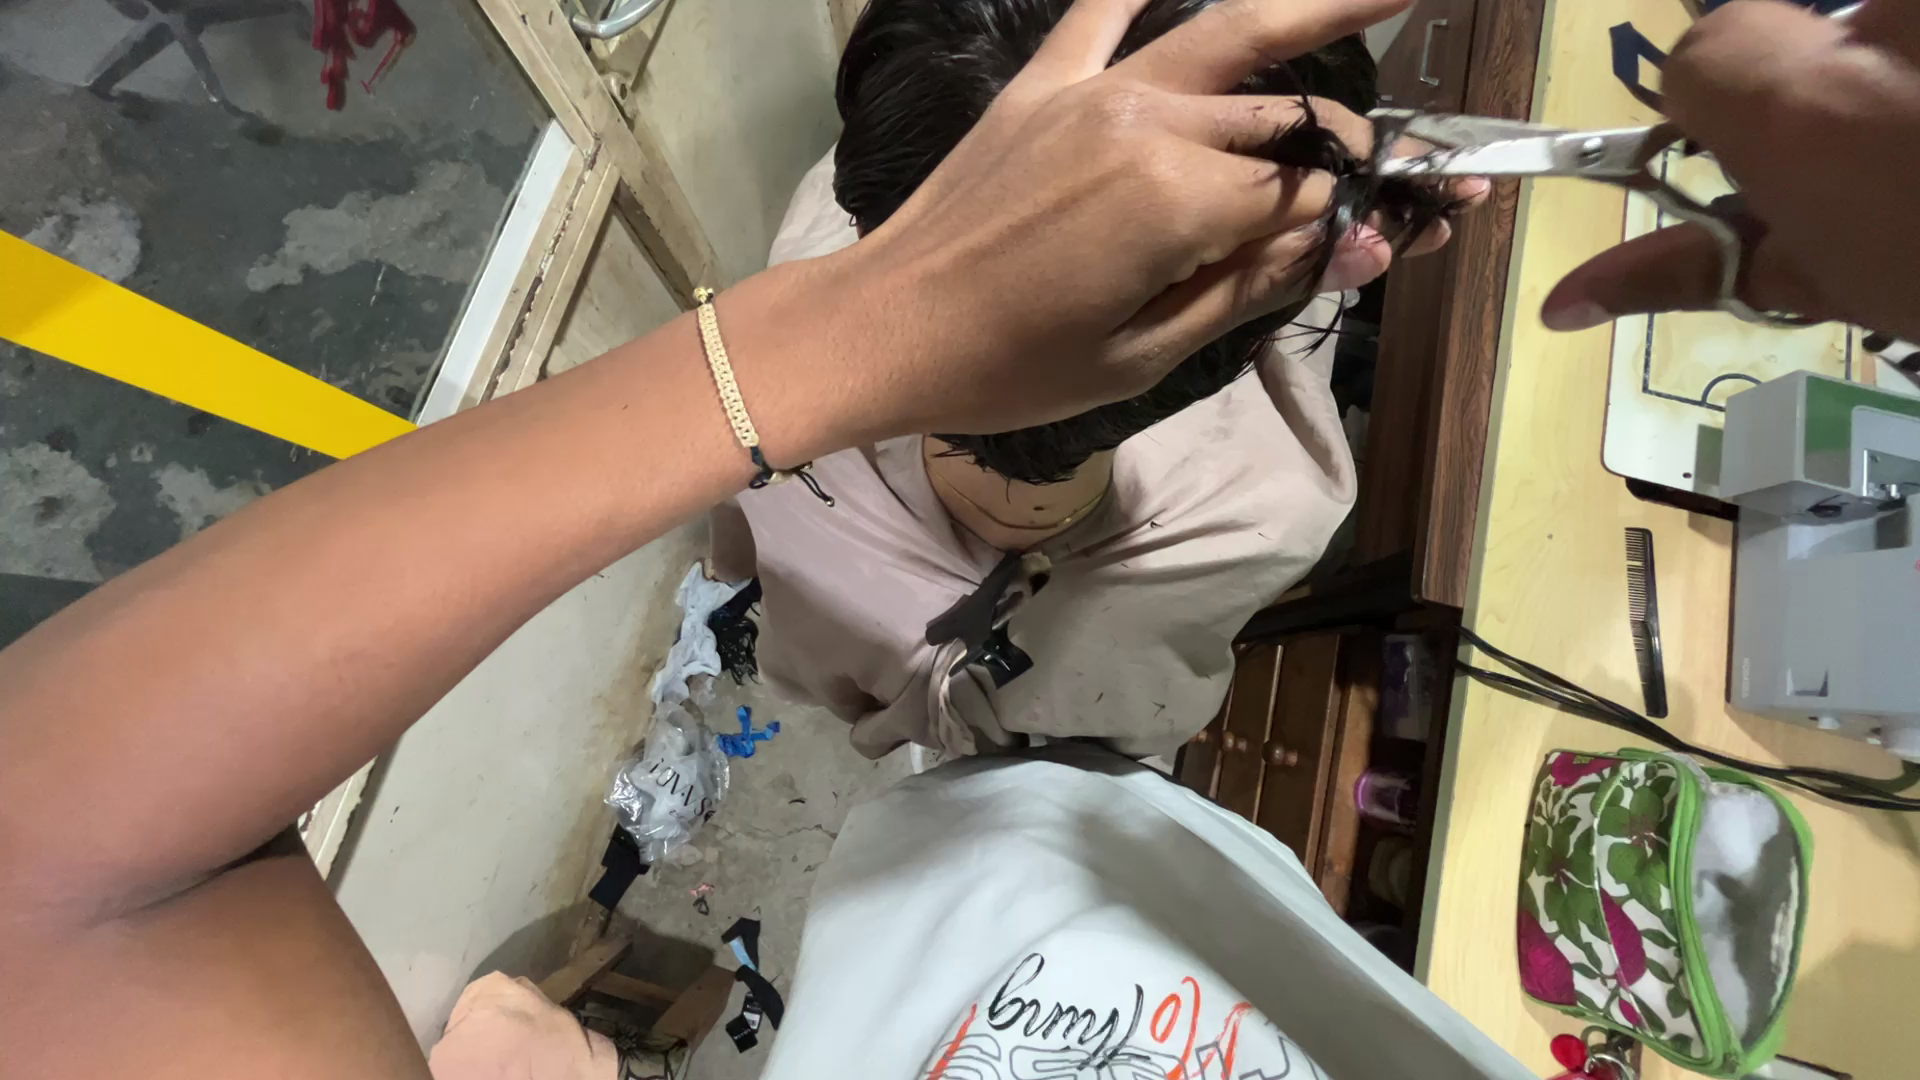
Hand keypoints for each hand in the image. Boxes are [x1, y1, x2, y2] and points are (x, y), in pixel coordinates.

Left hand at [740, 0, 1452, 448]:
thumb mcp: (1136, 359)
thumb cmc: (1008, 370)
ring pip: (1225, 35)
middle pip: (1281, 119)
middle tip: (1384, 164)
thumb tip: (1340, 248)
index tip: (1383, 242)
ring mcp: (1092, 93)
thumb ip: (1241, 293)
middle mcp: (1151, 124)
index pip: (1300, 199)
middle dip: (1345, 144)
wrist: (887, 330)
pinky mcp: (1039, 87)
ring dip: (1314, 10)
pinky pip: (1105, 7)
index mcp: (1180, 204)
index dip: (1348, 221)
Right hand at [1541, 0, 1919, 337]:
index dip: (1722, 96)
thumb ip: (1688, 272)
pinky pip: (1909, 30)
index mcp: (1816, 114)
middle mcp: (1895, 23)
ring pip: (1895, 16)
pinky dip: (1916, 54)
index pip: (1709, 49)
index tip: (1749, 147)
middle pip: (1839, 16)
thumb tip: (1558, 304)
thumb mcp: (1838, 284)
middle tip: (1902, 143)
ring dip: (1916, 58)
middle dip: (1860, 67)